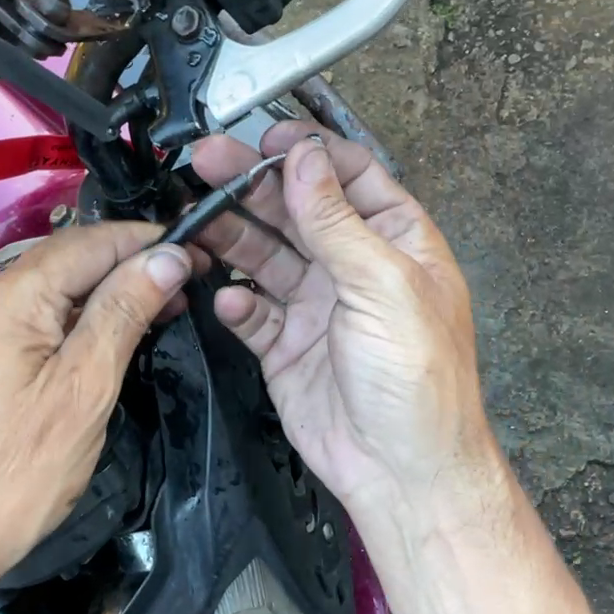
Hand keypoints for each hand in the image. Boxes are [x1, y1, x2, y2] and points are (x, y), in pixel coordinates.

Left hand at [0, 223, 192, 613]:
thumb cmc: (17, 475)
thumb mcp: (84, 390)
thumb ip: (123, 314)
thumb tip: (166, 256)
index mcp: (10, 298)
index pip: (90, 243)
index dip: (148, 241)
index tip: (198, 254)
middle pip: (65, 262)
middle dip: (127, 265)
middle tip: (184, 285)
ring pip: (46, 294)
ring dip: (101, 295)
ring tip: (152, 311)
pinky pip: (25, 324)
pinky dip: (69, 323)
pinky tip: (95, 343)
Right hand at [190, 123, 499, 525]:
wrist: (399, 471)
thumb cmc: (418, 381)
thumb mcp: (383, 286)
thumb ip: (337, 221)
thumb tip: (305, 159)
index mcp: (394, 243)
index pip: (349, 177)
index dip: (307, 154)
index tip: (264, 141)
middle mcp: (353, 269)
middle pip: (296, 210)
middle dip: (251, 185)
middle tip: (206, 163)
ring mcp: (317, 307)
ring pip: (265, 257)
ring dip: (232, 236)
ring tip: (195, 219)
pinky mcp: (286, 346)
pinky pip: (252, 312)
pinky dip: (236, 303)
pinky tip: (230, 300)